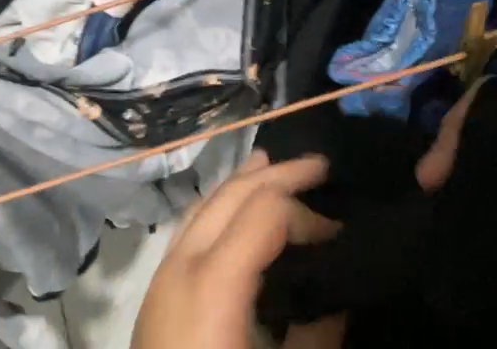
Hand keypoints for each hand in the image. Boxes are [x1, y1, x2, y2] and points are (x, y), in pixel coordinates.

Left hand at [132, 151, 337, 348]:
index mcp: (214, 284)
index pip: (265, 211)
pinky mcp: (156, 291)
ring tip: (278, 166)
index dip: (307, 212)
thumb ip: (315, 338)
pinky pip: (191, 226)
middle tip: (322, 166)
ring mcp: (163, 274)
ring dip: (244, 182)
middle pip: (232, 193)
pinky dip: (220, 206)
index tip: (341, 235)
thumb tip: (338, 303)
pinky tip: (236, 210)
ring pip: (206, 203)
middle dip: (278, 174)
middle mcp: (182, 264)